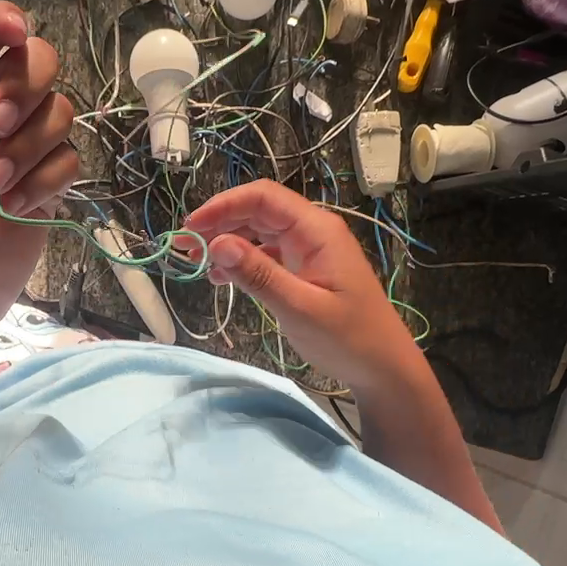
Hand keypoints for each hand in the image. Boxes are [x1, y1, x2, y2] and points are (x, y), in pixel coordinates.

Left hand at [0, 0, 78, 324]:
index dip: (5, 24)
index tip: (15, 36)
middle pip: (39, 63)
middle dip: (22, 94)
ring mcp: (24, 146)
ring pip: (60, 113)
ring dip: (26, 151)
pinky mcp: (49, 181)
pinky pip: (70, 159)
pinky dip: (44, 182)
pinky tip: (17, 207)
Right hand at [186, 180, 422, 393]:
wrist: (383, 367)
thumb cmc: (348, 338)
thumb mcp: (299, 308)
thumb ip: (259, 275)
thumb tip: (217, 243)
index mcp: (316, 230)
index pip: (263, 198)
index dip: (223, 206)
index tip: (191, 227)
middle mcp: (311, 232)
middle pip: (257, 211)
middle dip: (219, 224)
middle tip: (184, 247)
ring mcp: (308, 251)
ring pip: (258, 233)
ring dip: (226, 242)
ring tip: (195, 262)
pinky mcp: (303, 270)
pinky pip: (266, 255)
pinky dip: (241, 262)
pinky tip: (220, 278)